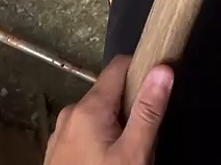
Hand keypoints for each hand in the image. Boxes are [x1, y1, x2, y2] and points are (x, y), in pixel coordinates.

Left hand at [44, 56, 172, 164]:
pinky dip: (99, 142)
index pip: (119, 65)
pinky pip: (83, 135)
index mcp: (88, 107)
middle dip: (130, 107)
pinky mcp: (56, 156)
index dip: (142, 70)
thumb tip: (164, 68)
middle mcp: (70, 114)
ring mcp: (59, 136)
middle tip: (145, 138)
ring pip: (97, 116)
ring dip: (115, 127)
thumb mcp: (134, 154)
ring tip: (128, 157)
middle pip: (109, 93)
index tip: (158, 91)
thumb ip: (148, 110)